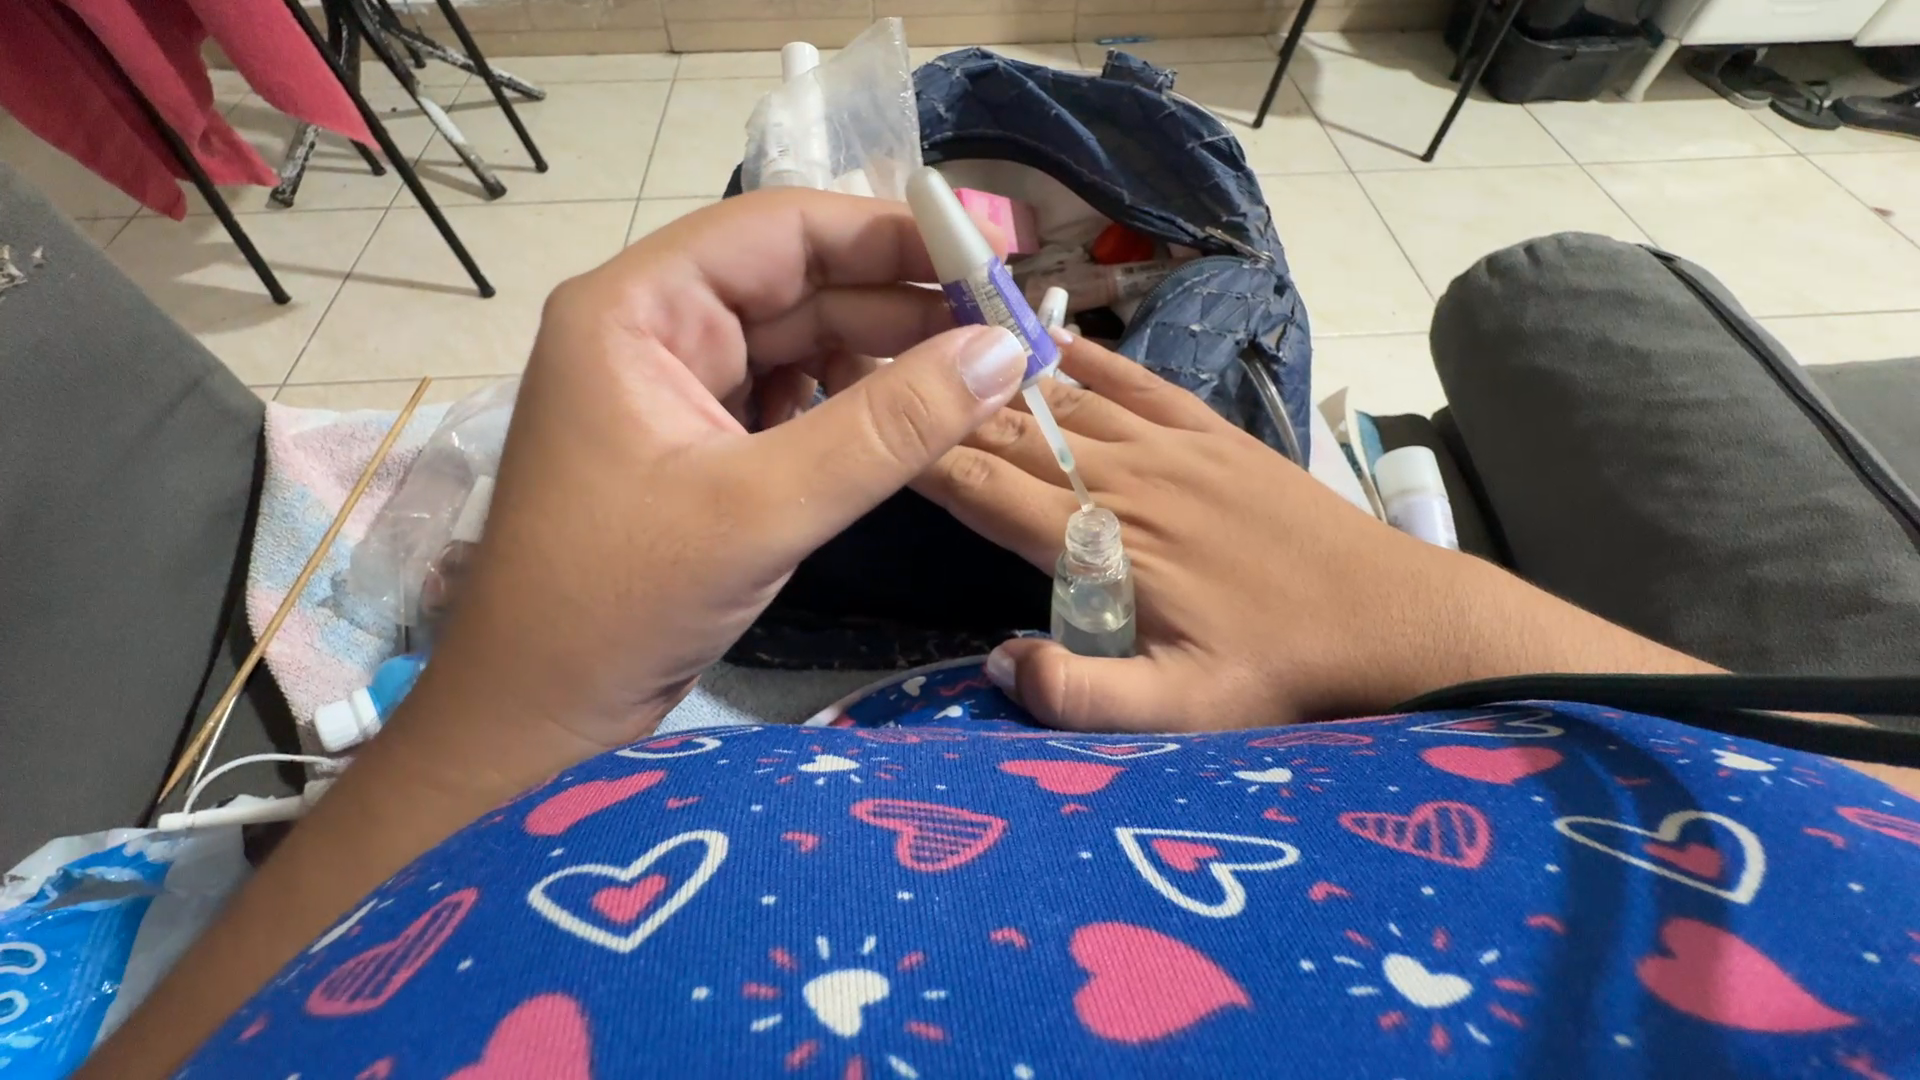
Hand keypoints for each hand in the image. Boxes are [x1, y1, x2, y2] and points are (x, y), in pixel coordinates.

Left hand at [410, 190, 1028, 766]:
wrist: (541, 712)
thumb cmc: (622, 601)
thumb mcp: (764, 506)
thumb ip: (888, 427)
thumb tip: (1004, 352)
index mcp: (640, 308)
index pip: (784, 230)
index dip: (896, 231)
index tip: (993, 251)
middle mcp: (659, 331)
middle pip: (802, 287)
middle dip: (905, 306)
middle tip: (1009, 330)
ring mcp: (682, 392)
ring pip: (805, 347)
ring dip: (888, 360)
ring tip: (978, 376)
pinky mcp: (706, 447)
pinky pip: (796, 404)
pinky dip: (856, 410)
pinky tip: (911, 423)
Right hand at [917, 335, 1701, 730]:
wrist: (1389, 618)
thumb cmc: (1278, 669)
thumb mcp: (1181, 710)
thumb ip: (1081, 692)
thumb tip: (996, 662)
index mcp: (1099, 541)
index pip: (984, 488)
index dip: (921, 457)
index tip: (867, 421)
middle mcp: (1122, 476)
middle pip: (1011, 433)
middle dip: (939, 406)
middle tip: (882, 371)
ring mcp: (1169, 444)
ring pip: (1062, 398)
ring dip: (997, 375)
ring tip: (941, 342)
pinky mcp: (1209, 432)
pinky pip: (1133, 380)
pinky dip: (1084, 357)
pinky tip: (1047, 338)